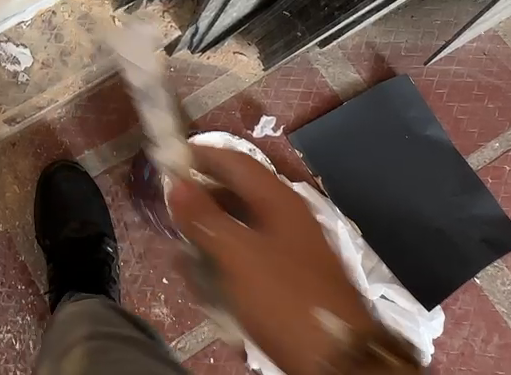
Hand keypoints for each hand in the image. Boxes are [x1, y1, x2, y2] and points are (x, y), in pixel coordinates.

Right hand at [164, 145, 380, 374]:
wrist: (343, 364)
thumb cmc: (284, 298)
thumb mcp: (235, 254)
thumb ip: (202, 216)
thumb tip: (176, 184)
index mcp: (278, 200)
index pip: (233, 160)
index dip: (199, 155)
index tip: (167, 161)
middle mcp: (288, 217)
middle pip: (235, 196)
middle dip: (201, 205)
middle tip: (171, 215)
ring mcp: (293, 251)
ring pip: (240, 231)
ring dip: (210, 240)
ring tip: (185, 260)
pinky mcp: (293, 282)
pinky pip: (251, 260)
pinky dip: (228, 267)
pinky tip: (211, 289)